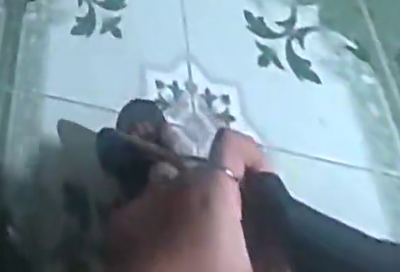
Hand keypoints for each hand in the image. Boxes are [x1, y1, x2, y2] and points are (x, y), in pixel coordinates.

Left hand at [106, 129, 270, 271]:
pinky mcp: (118, 226)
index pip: (232, 143)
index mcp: (210, 192)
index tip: (265, 184)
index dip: (253, 157)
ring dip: (188, 202)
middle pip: (202, 171)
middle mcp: (172, 184)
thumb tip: (281, 245)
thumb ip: (275, 255)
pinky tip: (169, 248)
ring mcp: (140, 202)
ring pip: (170, 185)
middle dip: (221, 191)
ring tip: (200, 238)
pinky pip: (146, 209)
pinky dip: (160, 219)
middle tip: (237, 228)